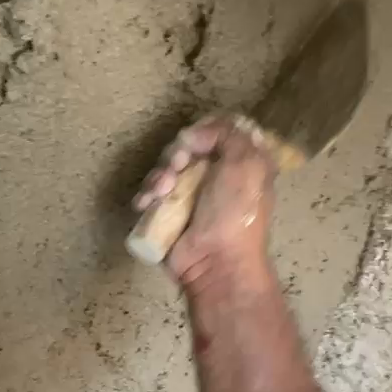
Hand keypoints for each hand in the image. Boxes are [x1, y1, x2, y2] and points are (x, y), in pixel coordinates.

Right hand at [132, 113, 278, 290]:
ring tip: (161, 192)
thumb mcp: (245, 162)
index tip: (196, 139)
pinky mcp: (167, 214)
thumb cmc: (235, 212)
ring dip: (158, 176)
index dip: (204, 130)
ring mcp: (189, 195)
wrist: (215, 261)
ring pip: (164, 169)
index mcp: (240, 162)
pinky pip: (150, 194)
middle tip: (177, 166)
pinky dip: (145, 196)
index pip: (218, 130)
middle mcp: (215, 175)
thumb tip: (191, 136)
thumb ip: (226, 133)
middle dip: (176, 154)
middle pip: (186, 147)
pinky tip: (146, 203)